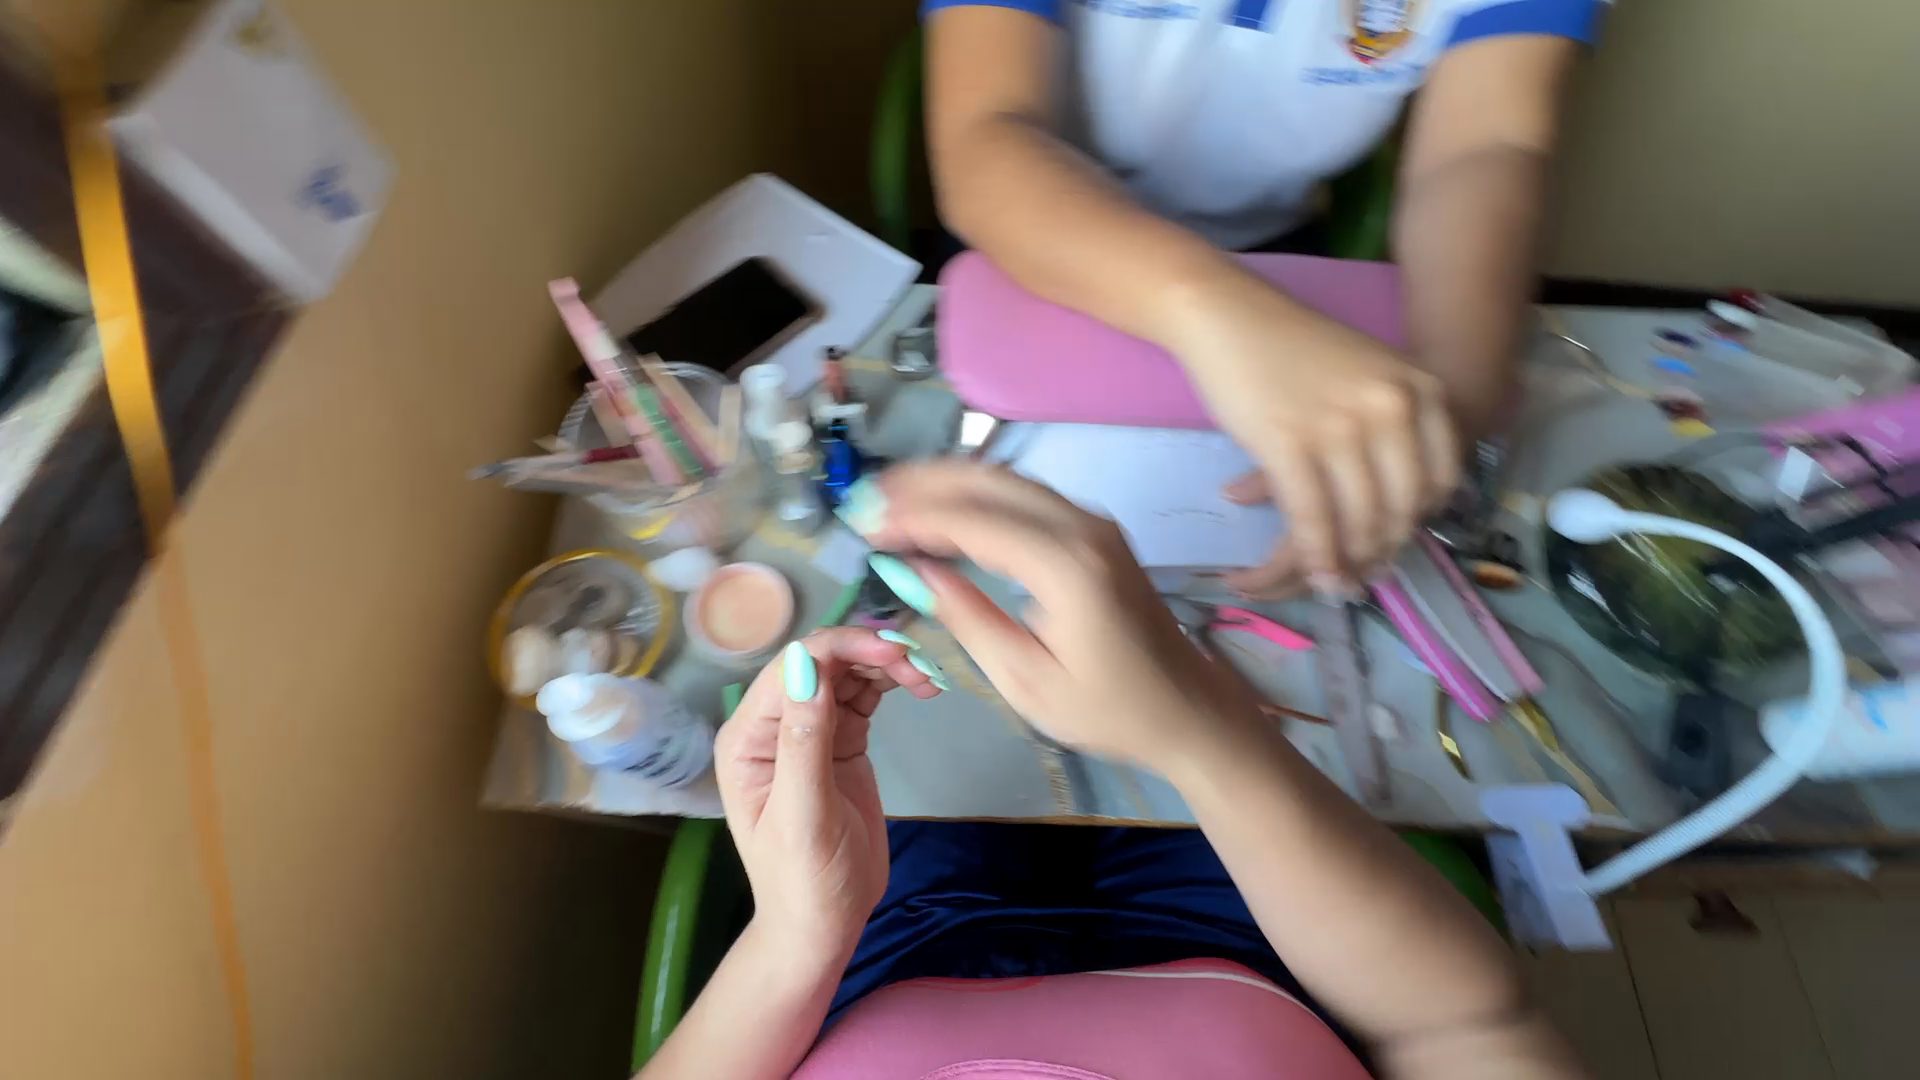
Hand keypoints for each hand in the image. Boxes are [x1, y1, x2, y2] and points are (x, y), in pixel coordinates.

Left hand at [714, 628, 941, 955]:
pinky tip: (922, 688)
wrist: (827, 923)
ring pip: (848, 670)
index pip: (794, 667)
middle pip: (823, 660)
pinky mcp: (840, 737)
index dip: (843, 647)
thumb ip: (804, 738)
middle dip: (871, 651)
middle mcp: (775, 722)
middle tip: (922, 667)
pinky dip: (893, 682)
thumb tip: (805, 662)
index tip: (896, 652)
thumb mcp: (805, 814)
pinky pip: (865, 692)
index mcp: (750, 736)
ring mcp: (810, 727)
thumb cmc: (806, 880)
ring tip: (929, 678)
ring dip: (888, 664)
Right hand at [852, 462, 1258, 771]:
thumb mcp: (1026, 679)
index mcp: (1067, 566)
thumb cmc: (1108, 709)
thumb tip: (915, 571)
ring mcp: (1093, 522)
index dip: (913, 518)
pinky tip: (947, 510)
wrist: (1188, 708)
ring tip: (894, 497)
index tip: (864, 525)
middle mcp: (1082, 526)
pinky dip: (979, 495)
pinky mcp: (1094, 530)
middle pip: (989, 480)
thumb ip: (967, 617)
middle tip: (869, 499)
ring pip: (1007, 479)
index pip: (973, 521)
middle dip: (924, 484)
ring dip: (949, 482)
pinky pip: (1025, 496)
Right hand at [1168, 279, 1462, 595]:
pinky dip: (1310, 555)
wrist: (1227, 318)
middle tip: (1353, 582)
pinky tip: (1303, 576)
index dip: (1411, 528)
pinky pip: (1310, 516)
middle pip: (1399, 509)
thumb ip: (1383, 430)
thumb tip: (1375, 503)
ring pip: (1356, 521)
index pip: (1438, 484)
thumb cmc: (1286, 348)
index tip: (1383, 549)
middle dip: (1376, 557)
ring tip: (1327, 588)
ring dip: (1341, 566)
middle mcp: (1395, 410)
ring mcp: (1342, 427)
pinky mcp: (1289, 444)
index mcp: (1422, 392)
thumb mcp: (1360, 379)